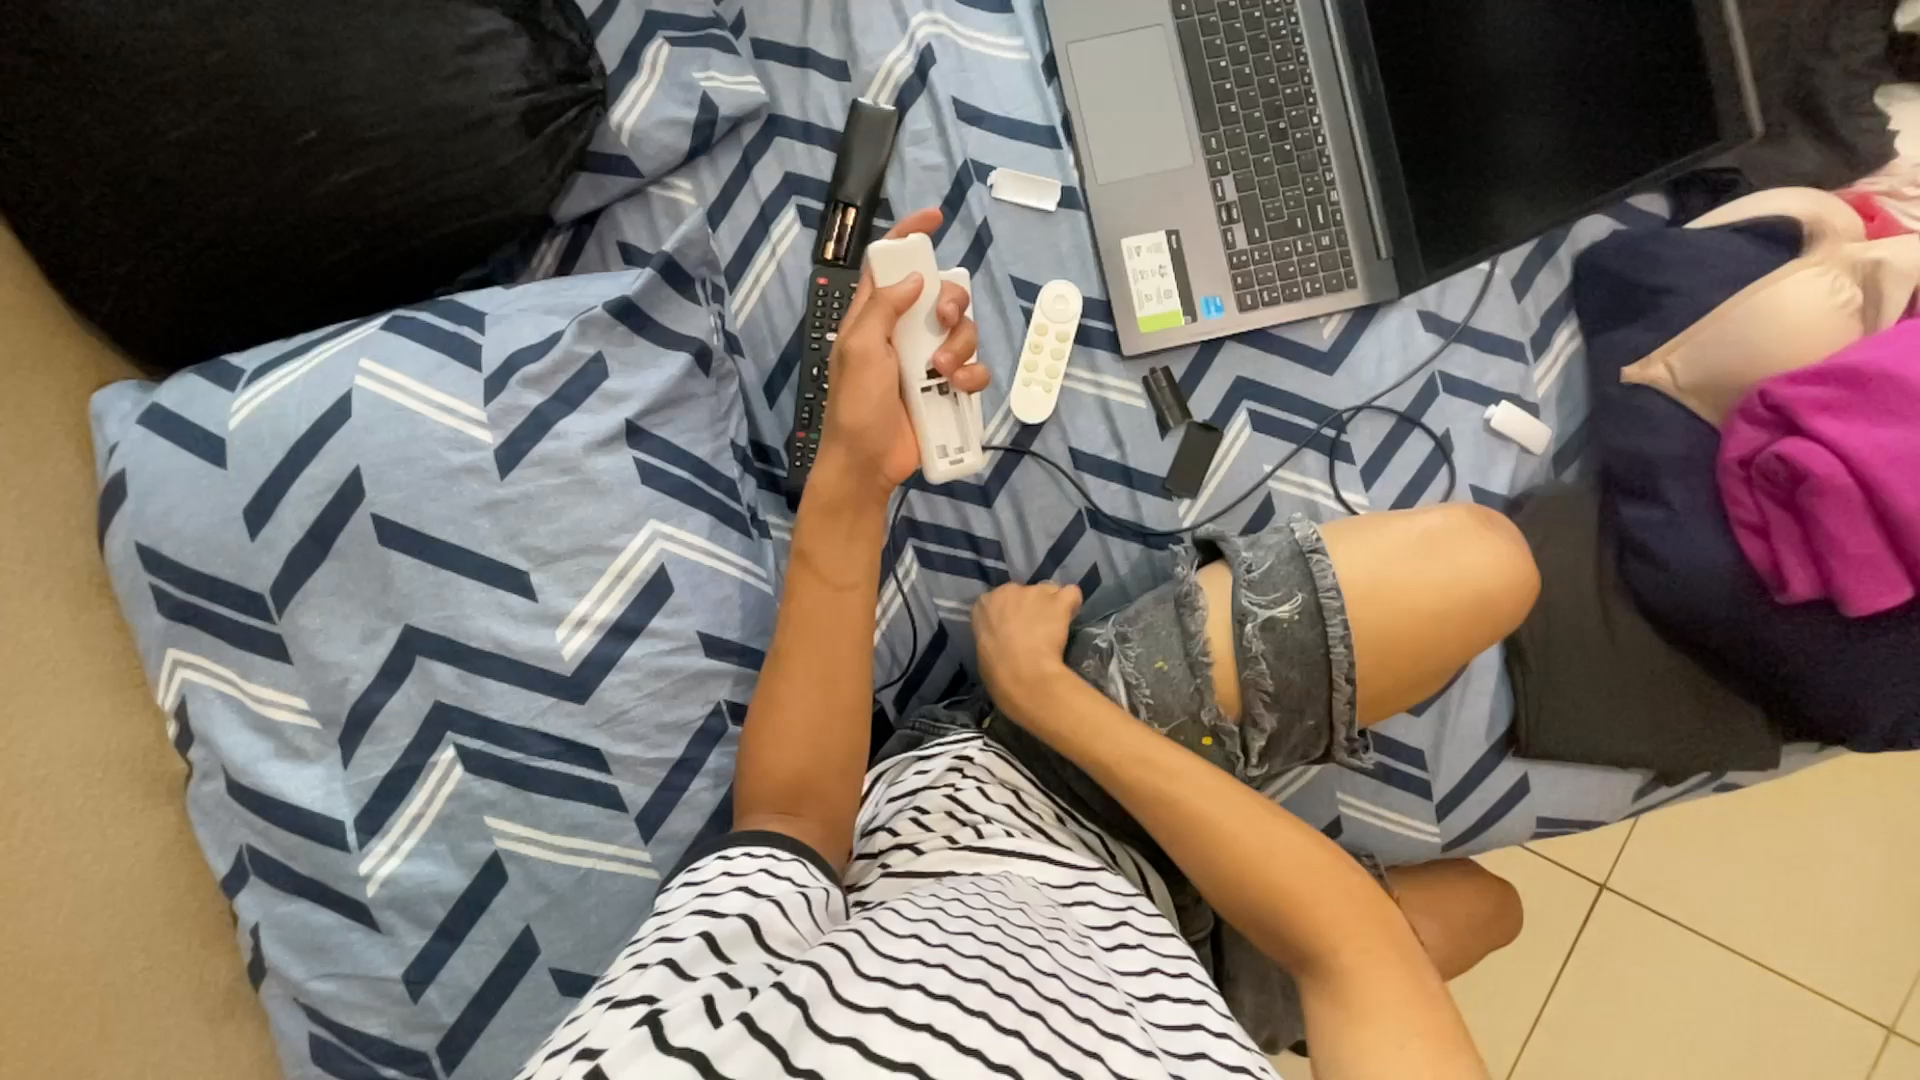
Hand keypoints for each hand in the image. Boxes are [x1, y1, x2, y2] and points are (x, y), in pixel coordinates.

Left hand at [811, 208, 987, 506]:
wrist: (869, 461)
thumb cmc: (855, 405)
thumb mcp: (860, 349)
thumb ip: (884, 308)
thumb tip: (914, 279)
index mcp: (876, 317)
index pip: (892, 266)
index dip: (910, 238)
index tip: (935, 218)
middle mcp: (906, 333)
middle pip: (943, 295)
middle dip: (952, 301)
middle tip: (943, 321)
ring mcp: (929, 362)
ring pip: (964, 332)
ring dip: (960, 346)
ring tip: (941, 372)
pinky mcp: (948, 390)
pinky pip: (975, 370)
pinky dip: (972, 376)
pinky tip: (956, 390)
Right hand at [972, 582, 1082, 723]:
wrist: (1021, 673)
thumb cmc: (996, 670)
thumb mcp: (984, 648)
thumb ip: (995, 633)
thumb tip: (1007, 638)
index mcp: (984, 603)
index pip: (1000, 598)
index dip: (1011, 613)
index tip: (1016, 627)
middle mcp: (1008, 590)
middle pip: (1024, 591)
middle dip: (1031, 606)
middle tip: (1036, 629)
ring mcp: (1034, 592)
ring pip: (1049, 590)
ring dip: (1051, 604)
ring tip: (1055, 626)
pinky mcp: (1057, 600)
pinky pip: (1071, 593)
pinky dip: (1072, 603)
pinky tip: (1070, 617)